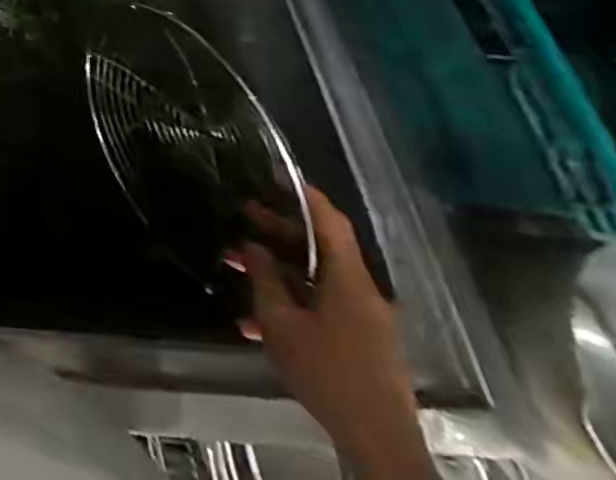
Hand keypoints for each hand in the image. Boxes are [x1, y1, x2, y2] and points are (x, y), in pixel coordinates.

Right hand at [233, 187, 433, 479]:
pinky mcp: (362, 339)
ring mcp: (365, 316)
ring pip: (316, 278)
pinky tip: (256, 322)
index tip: (277, 175)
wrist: (378, 440)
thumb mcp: (282, 325)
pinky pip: (323, 306)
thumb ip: (266, 279)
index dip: (304, 194)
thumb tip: (253, 246)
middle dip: (279, 232)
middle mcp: (362, 289)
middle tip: (243, 217)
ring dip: (279, 271)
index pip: (329, 220)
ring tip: (238, 265)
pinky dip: (293, 303)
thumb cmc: (328, 374)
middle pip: (320, 247)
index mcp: (349, 278)